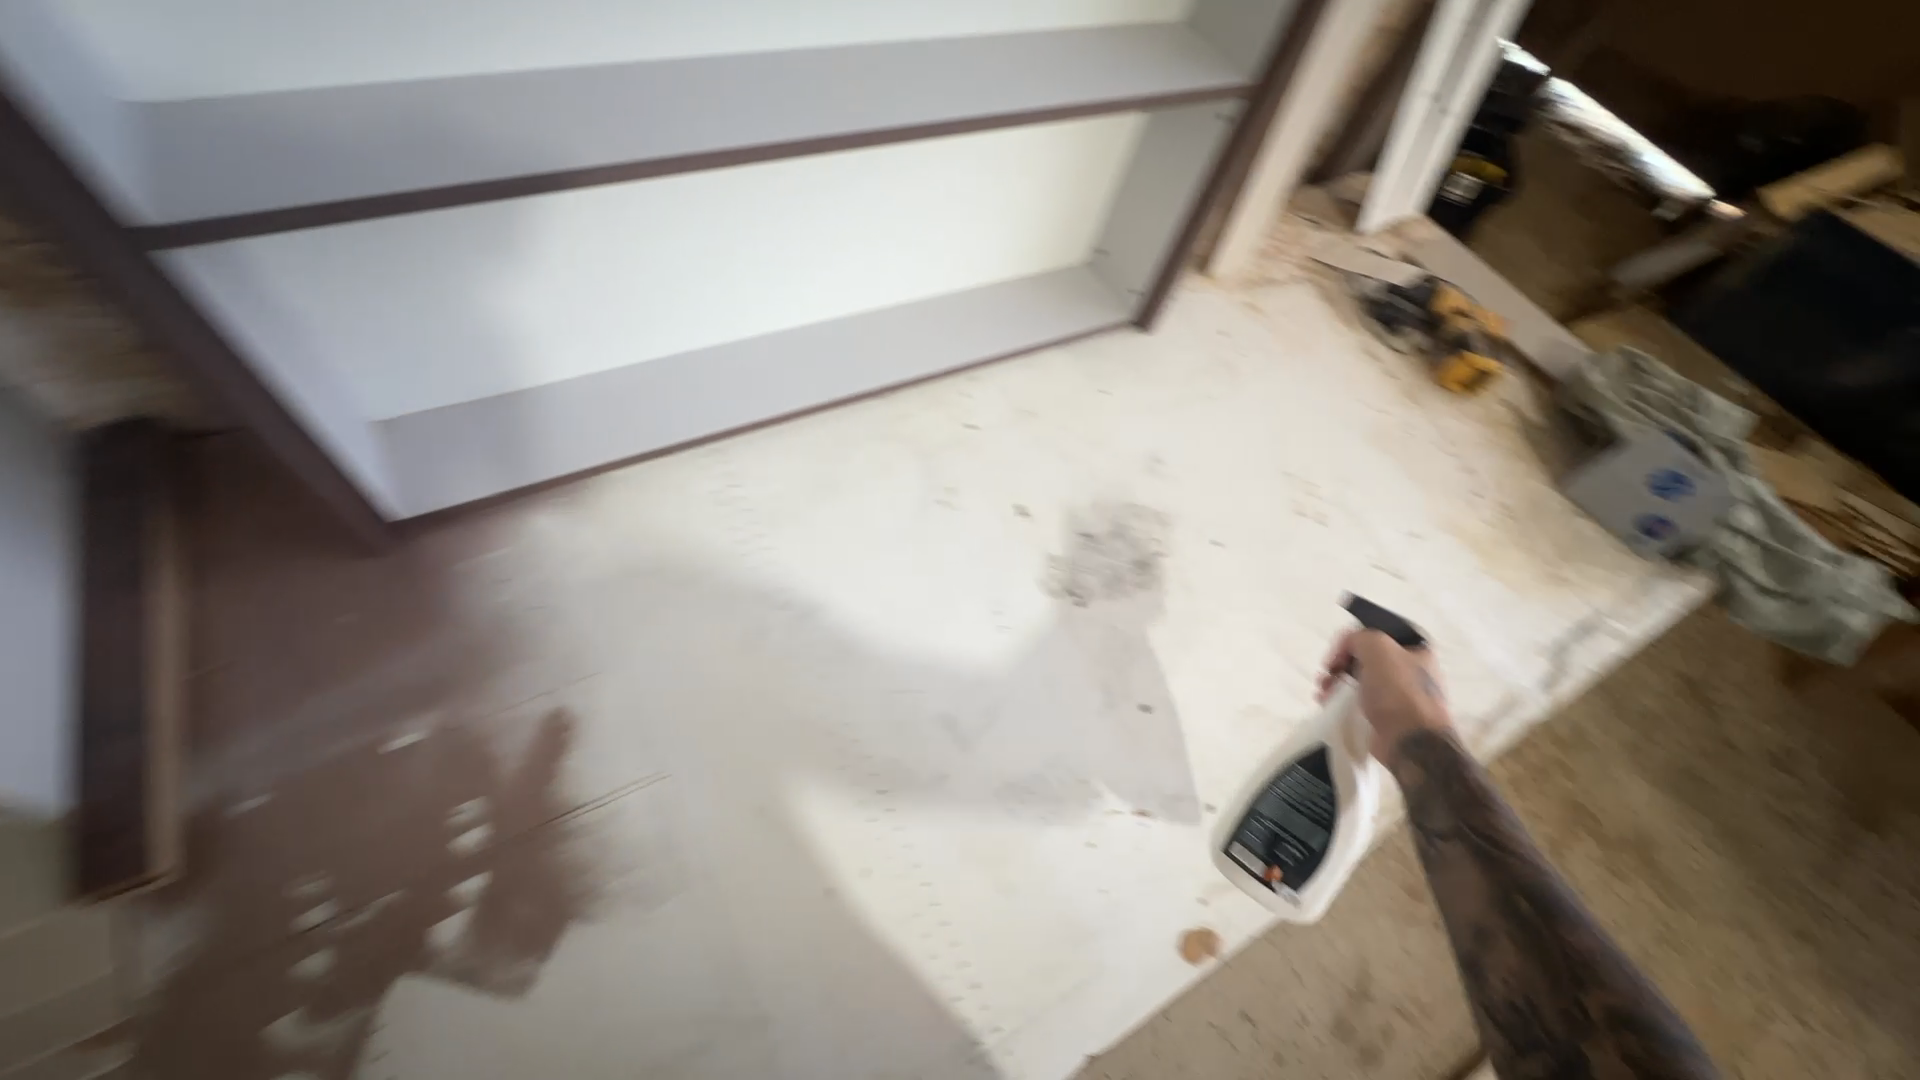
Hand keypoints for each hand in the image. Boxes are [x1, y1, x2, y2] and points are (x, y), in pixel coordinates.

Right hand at [1316, 629, 1451, 764]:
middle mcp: (1410, 673)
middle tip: (1327, 673)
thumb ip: (1358, 637)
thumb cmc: (1398, 691)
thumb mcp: (1377, 647)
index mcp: (1417, 652)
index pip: (1378, 635)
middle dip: (1339, 664)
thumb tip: (1346, 651)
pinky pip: (1356, 704)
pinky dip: (1338, 702)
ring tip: (1323, 692)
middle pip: (1364, 659)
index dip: (1354, 639)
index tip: (1338, 652)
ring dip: (1335, 683)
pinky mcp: (1384, 719)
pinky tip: (1326, 704)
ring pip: (1357, 682)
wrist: (1411, 742)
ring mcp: (1397, 698)